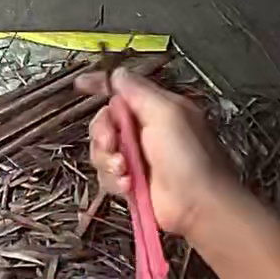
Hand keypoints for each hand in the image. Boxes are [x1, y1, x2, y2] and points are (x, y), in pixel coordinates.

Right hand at [80, 68, 240, 239]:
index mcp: (155, 107)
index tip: (80, 85)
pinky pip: (106, 174)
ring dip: (108, 159)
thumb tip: (117, 73)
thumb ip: (138, 91)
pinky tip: (128, 184)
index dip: (100, 84)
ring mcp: (136, 156)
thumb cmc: (188, 156)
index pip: (122, 88)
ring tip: (124, 168)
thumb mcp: (166, 113)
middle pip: (104, 120)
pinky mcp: (130, 180)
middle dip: (103, 132)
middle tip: (112, 142)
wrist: (198, 205)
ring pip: (100, 149)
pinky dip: (114, 178)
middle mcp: (143, 129)